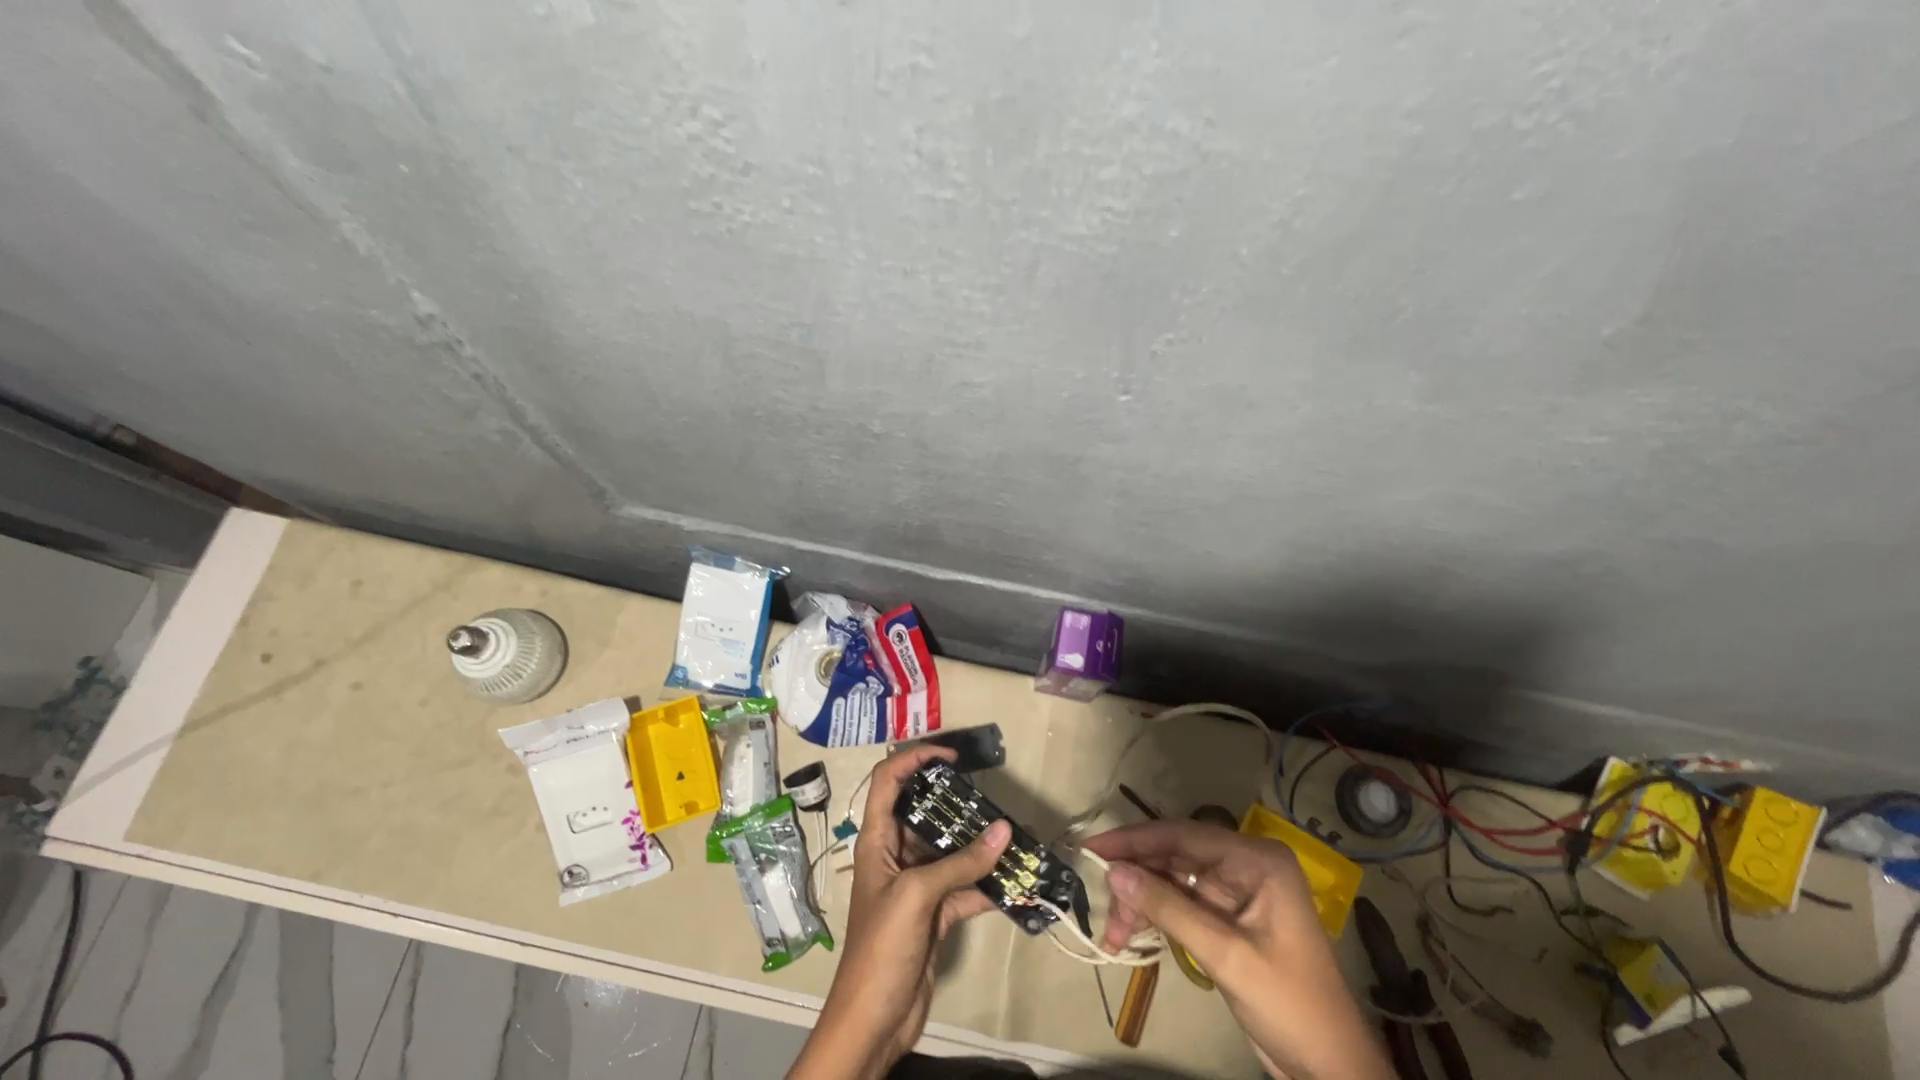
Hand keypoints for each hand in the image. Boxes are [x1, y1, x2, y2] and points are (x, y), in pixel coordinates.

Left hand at [789, 747, 1010, 1079]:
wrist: (874, 1018)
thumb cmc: (881, 947)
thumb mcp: (917, 896)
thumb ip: (961, 863)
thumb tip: (1005, 831)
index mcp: (876, 841)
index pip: (887, 782)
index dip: (913, 759)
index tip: (951, 755)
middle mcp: (895, 856)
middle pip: (924, 814)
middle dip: (956, 802)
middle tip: (992, 795)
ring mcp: (917, 886)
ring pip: (950, 852)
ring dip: (979, 845)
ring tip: (1014, 835)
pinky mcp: (935, 914)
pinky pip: (966, 888)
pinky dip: (988, 885)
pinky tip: (1016, 882)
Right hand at [1083, 820, 1394, 1079]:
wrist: (1328, 1062)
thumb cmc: (1287, 1001)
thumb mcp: (1226, 954)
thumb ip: (1169, 908)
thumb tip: (1113, 872)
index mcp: (1257, 859)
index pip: (1183, 835)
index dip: (1134, 840)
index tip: (1091, 850)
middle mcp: (1245, 864)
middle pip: (1174, 855)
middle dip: (1135, 880)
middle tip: (1102, 909)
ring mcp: (1237, 891)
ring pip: (1172, 880)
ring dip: (1141, 903)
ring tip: (1115, 937)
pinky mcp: (1227, 917)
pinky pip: (1180, 903)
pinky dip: (1155, 917)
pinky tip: (1132, 935)